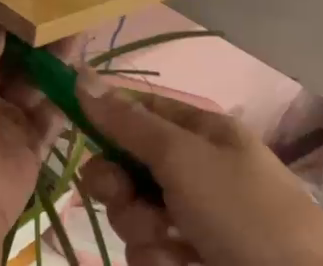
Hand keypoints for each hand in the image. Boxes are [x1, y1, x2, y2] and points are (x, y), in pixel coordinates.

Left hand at [0, 23, 65, 265]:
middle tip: (66, 16)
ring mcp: (3, 119)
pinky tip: (84, 73)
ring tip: (80, 35)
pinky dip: (66, 96)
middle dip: (35, 41)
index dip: (5, 22)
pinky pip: (50, 115)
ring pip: (33, 84)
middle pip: (11, 60)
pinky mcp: (30, 144)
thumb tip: (0, 19)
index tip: (33, 0)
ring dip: (54, 64)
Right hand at [77, 79, 322, 265]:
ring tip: (168, 244)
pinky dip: (158, 259)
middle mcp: (196, 173)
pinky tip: (179, 265)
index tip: (75, 122)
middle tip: (121, 194)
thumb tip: (80, 76)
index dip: (105, 114)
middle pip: (125, 163)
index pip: (138, 108)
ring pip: (130, 211)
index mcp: (203, 135)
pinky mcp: (188, 262)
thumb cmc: (248, 216)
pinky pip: (147, 251)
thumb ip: (126, 121)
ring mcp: (194, 222)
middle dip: (116, 183)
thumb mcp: (183, 157)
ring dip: (139, 227)